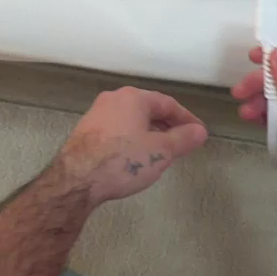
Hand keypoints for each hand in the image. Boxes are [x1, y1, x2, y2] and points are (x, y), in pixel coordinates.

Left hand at [56, 88, 209, 206]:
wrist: (77, 178)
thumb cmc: (123, 160)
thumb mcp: (161, 151)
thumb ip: (183, 139)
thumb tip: (199, 131)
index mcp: (133, 97)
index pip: (167, 103)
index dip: (186, 118)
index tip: (198, 133)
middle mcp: (113, 99)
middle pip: (148, 108)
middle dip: (167, 125)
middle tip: (182, 142)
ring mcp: (96, 114)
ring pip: (131, 119)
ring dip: (149, 132)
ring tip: (162, 151)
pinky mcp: (86, 131)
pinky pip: (117, 129)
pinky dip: (132, 138)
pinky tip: (135, 156)